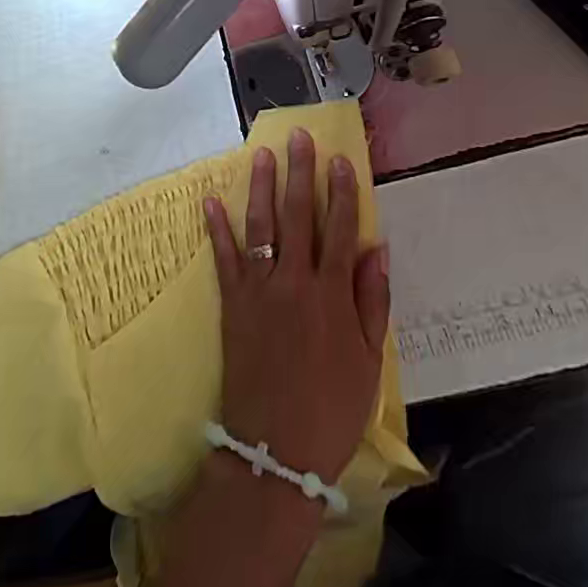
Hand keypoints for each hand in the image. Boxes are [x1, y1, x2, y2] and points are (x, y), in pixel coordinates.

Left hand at [203, 127, 389, 483]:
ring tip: (259, 153)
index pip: (340, 229)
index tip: (340, 159)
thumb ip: (373, 300)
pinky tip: (210, 201)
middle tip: (298, 136)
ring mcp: (260, 291)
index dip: (342, 192)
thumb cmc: (332, 407)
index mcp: (333, 293)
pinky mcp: (233, 306)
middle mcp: (295, 281)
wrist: (276, 450)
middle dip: (300, 173)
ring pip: (261, 227)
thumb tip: (378, 249)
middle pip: (299, 216)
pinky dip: (216, 230)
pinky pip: (224, 260)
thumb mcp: (369, 360)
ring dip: (260, 187)